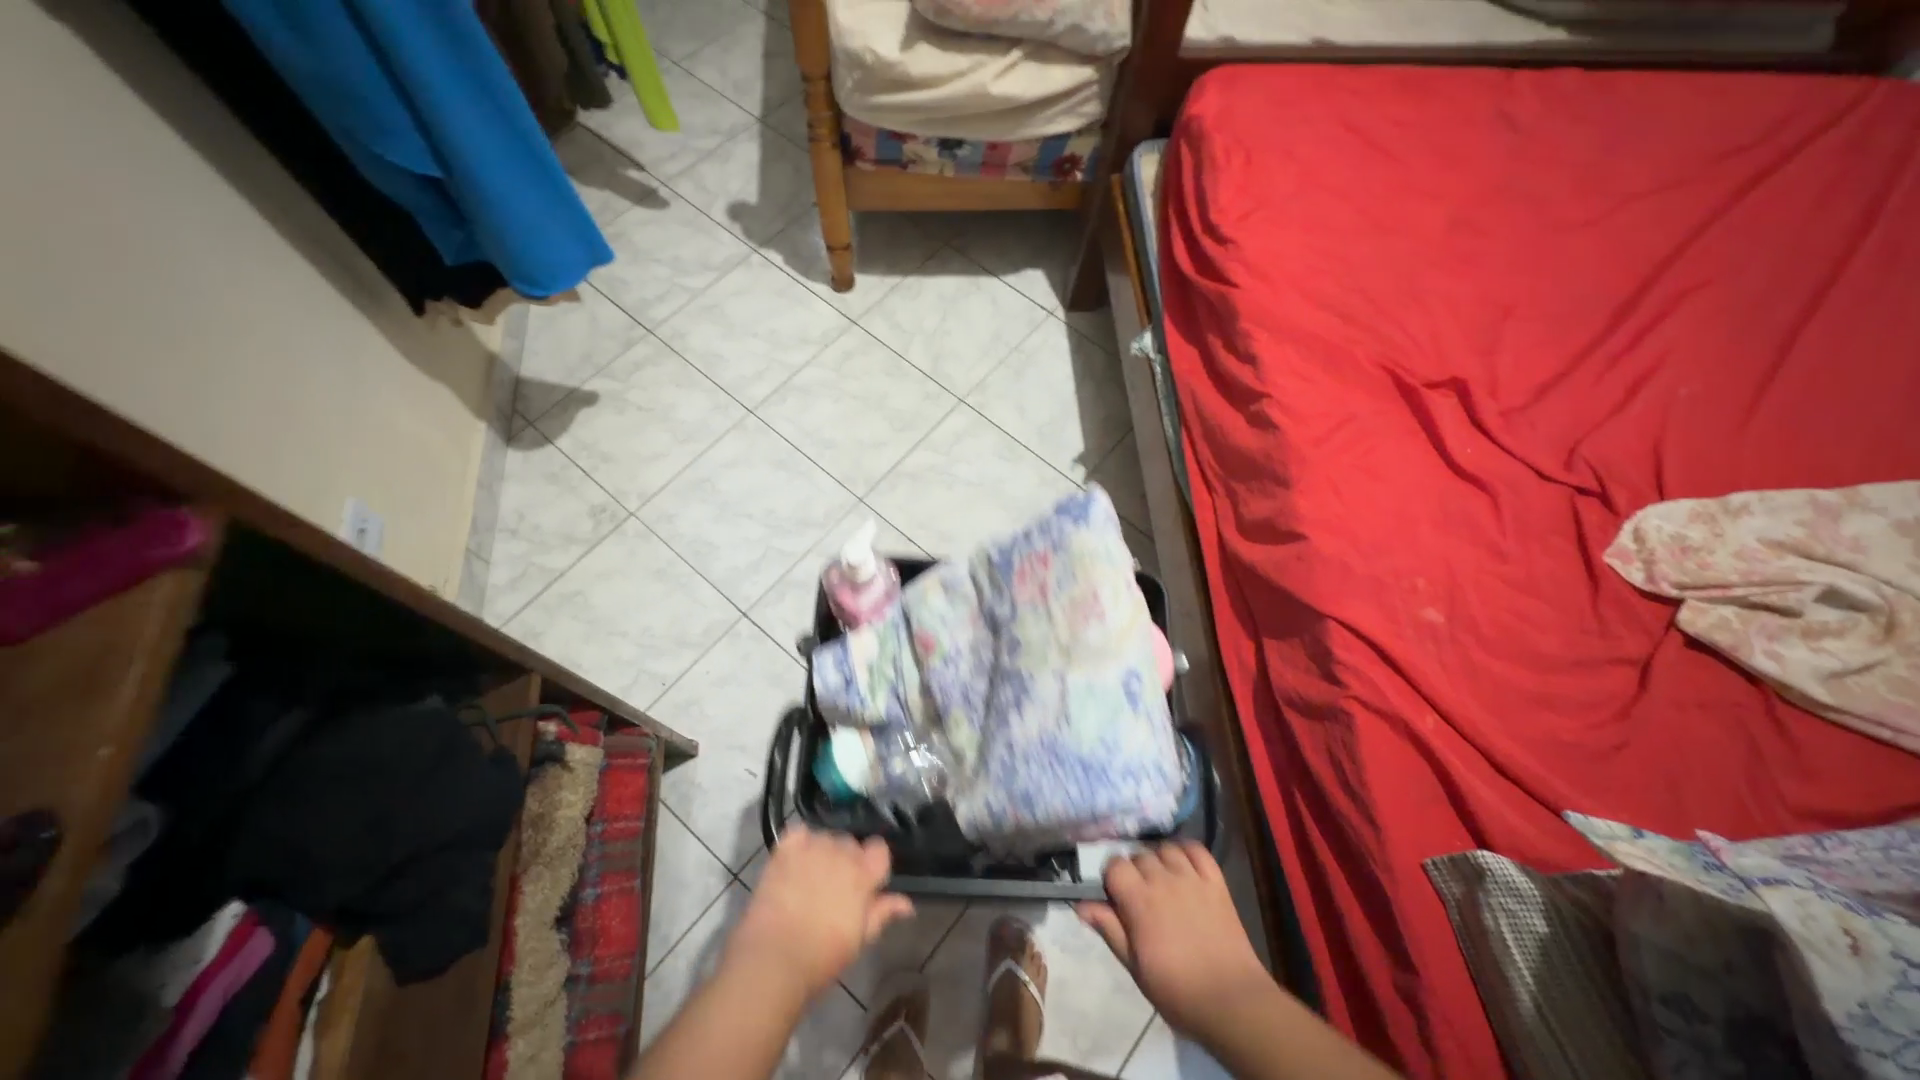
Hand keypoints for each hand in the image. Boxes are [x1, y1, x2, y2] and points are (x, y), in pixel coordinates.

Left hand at [724, 825, 913, 1002]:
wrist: (773, 959)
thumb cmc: (822, 956)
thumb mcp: (860, 939)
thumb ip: (882, 913)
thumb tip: (906, 903)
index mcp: (863, 875)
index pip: (879, 848)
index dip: (874, 862)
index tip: (866, 881)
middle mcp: (840, 855)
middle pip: (850, 842)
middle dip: (847, 859)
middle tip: (836, 886)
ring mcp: (811, 850)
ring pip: (825, 837)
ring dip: (824, 851)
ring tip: (813, 875)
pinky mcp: (784, 852)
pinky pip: (798, 832)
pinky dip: (800, 841)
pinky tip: (796, 860)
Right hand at [1077, 842, 1273, 1040]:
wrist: (1230, 1000)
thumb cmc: (1176, 989)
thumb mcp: (1134, 966)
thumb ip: (1110, 929)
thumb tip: (1082, 905)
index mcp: (1140, 902)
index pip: (1114, 865)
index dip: (1110, 877)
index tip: (1113, 895)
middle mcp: (1165, 881)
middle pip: (1139, 855)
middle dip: (1133, 870)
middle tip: (1137, 894)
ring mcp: (1193, 879)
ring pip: (1166, 849)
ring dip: (1158, 859)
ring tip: (1160, 880)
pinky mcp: (1217, 884)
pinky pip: (1198, 851)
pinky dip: (1187, 852)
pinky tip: (1183, 867)